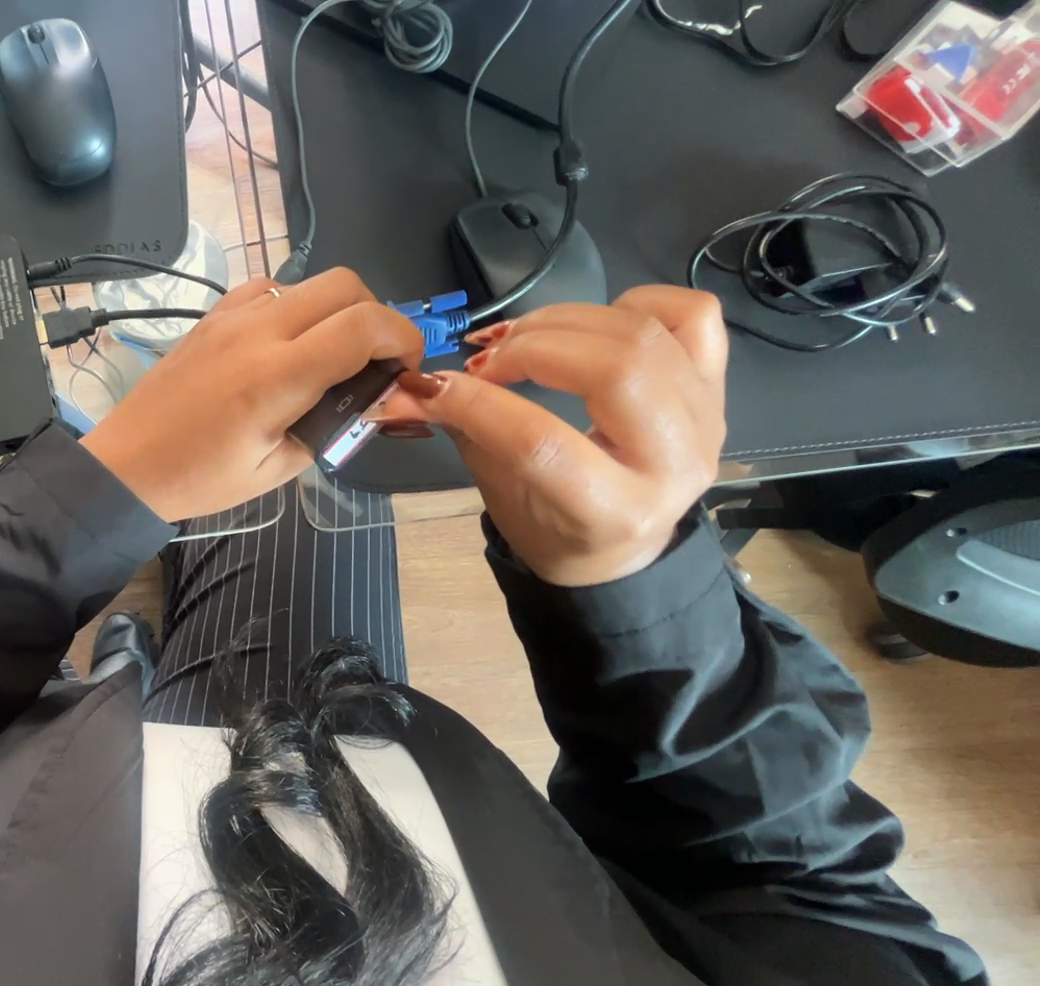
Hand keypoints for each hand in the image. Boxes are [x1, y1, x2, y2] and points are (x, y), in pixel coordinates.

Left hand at [81, 268, 424, 521]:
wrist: (127, 466)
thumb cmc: (198, 480)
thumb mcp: (274, 469)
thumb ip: (330, 426)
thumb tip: (368, 398)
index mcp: (277, 376)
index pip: (364, 325)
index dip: (402, 339)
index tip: (405, 368)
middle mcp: (256, 331)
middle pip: (344, 284)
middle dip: (376, 315)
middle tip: (371, 360)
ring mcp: (228, 318)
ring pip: (306, 279)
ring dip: (334, 307)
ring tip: (328, 353)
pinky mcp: (209, 318)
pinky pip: (265, 288)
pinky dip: (291, 303)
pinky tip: (284, 340)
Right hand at [370, 286, 727, 586]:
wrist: (621, 548)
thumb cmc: (548, 528)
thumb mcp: (497, 491)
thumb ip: (460, 432)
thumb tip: (400, 392)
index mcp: (611, 509)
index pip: (539, 440)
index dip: (475, 403)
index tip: (425, 388)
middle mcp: (674, 461)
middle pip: (613, 369)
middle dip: (528, 349)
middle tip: (482, 362)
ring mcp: (706, 417)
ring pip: (643, 333)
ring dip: (562, 321)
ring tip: (517, 340)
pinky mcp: (717, 385)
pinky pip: (692, 315)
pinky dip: (636, 304)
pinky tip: (593, 327)